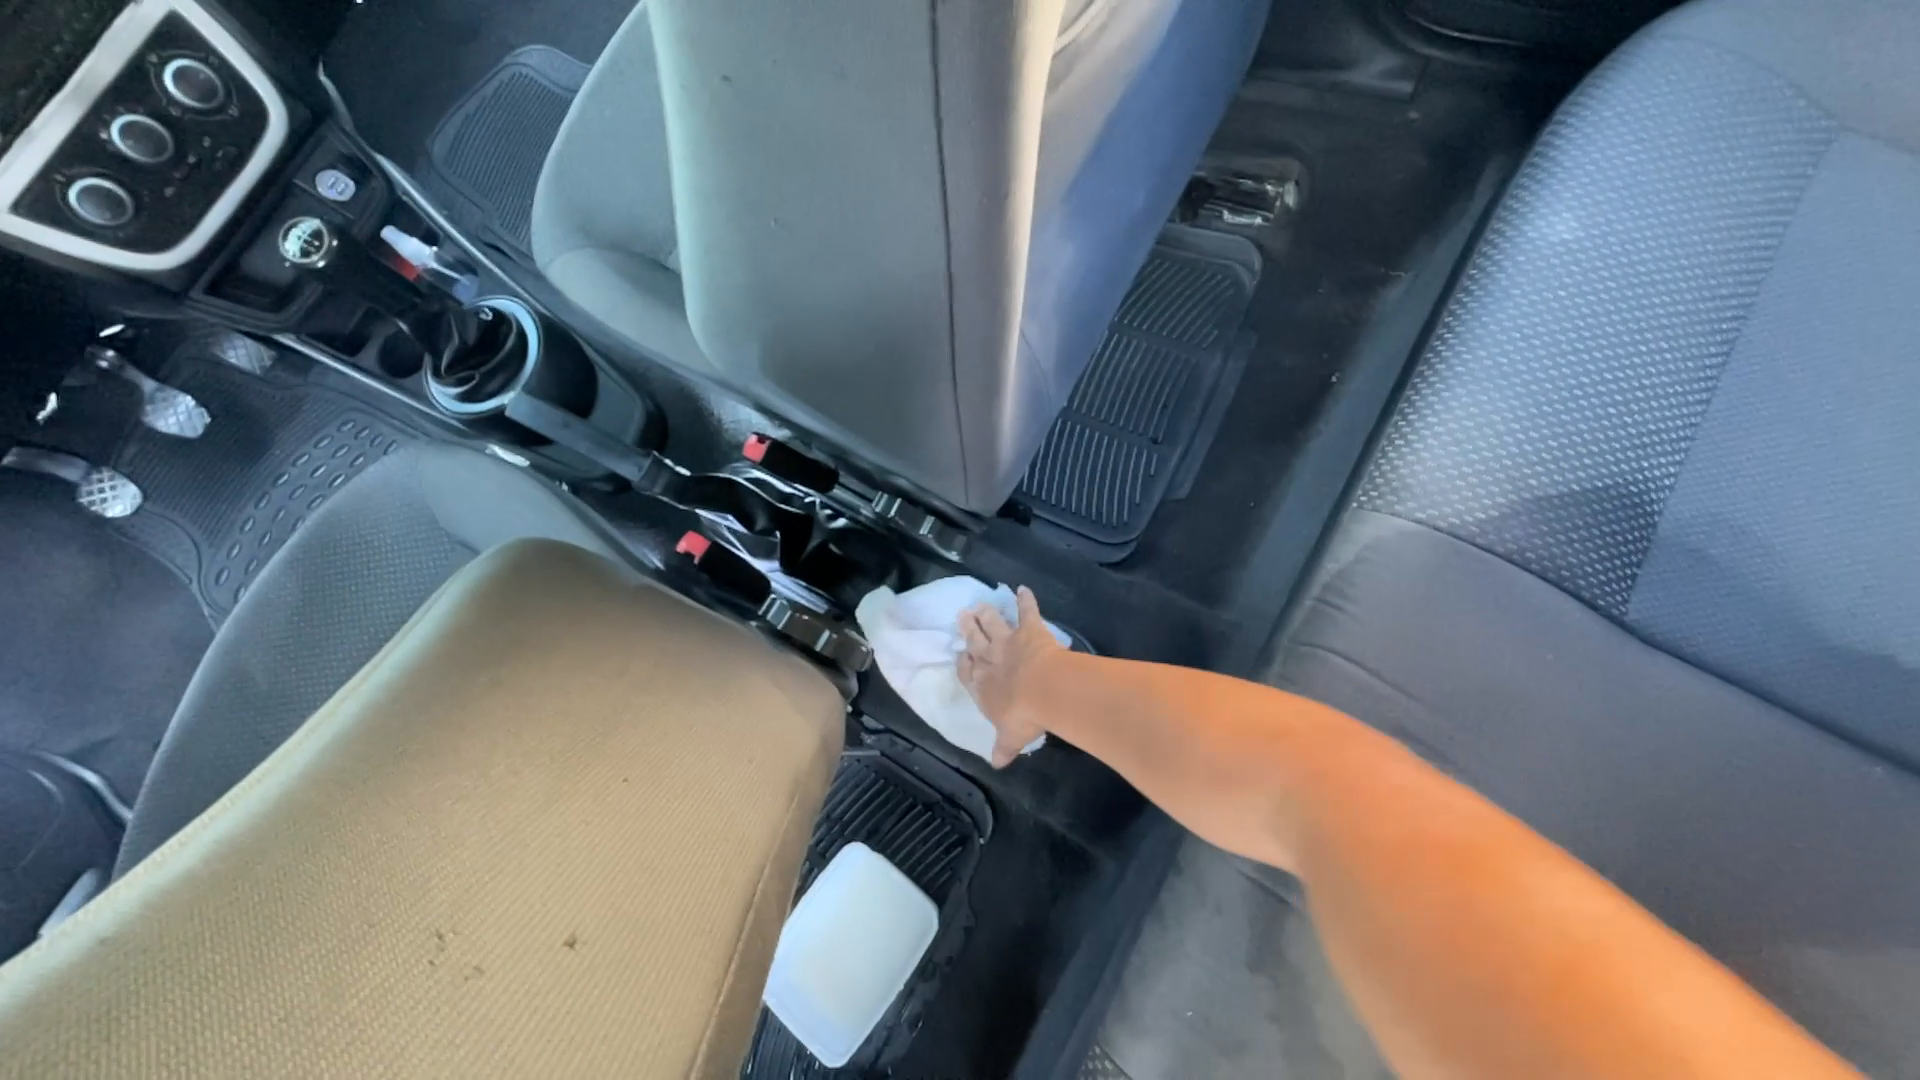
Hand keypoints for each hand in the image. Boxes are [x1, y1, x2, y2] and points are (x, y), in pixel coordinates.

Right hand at [957, 586, 1063, 766]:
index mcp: (982, 685)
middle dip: (968, 629)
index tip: (961, 655)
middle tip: (963, 615)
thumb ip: (1003, 748)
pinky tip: (1023, 588)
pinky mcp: (1029, 629)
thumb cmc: (1023, 716)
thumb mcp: (1010, 738)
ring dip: (987, 613)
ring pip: (993, 623)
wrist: (1044, 691)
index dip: (964, 662)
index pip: (967, 671)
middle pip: (975, 640)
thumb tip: (997, 764)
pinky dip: (1025, 599)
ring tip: (980, 604)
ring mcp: (1009, 641)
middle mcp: (990, 659)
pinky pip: (1027, 611)